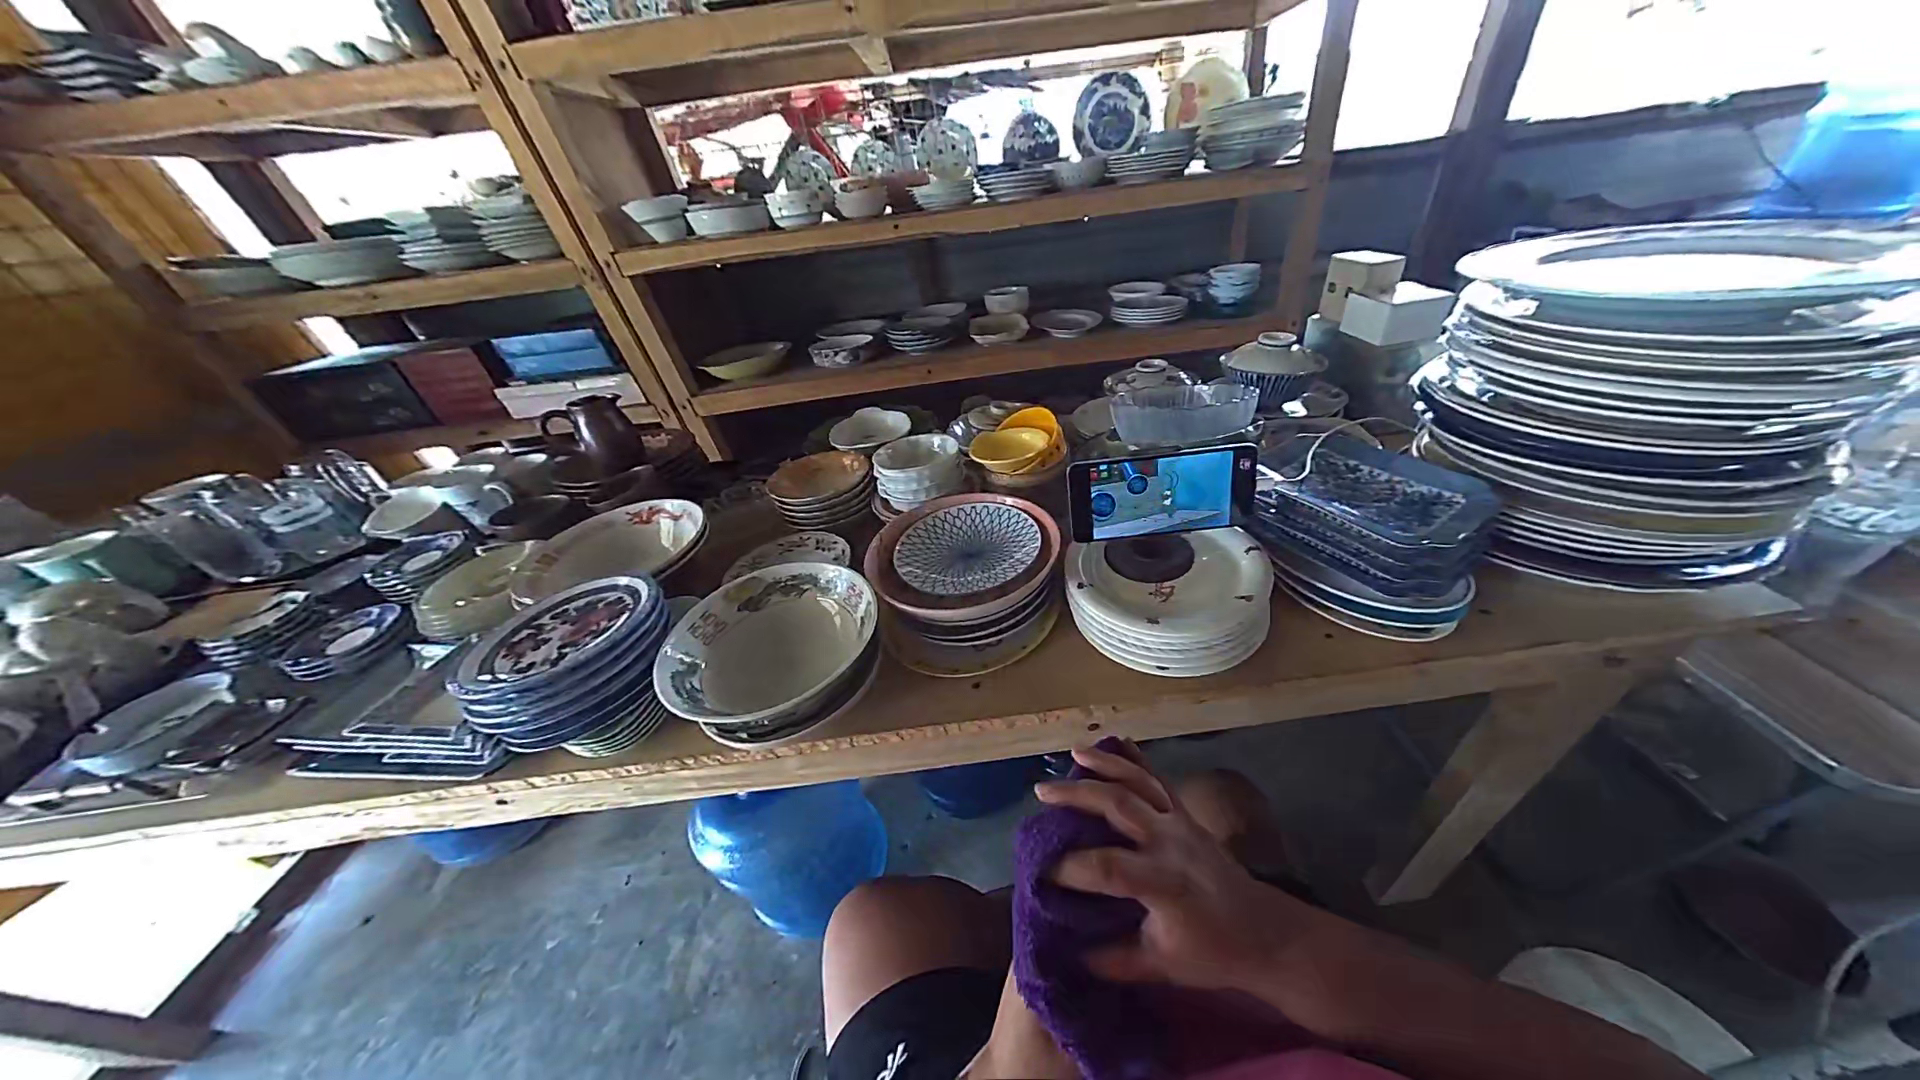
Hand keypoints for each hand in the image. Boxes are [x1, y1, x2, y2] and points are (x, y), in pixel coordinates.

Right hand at [1036, 741, 1300, 991]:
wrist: (1266, 932)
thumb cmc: (1213, 952)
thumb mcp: (1162, 966)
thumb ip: (1114, 960)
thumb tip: (1067, 954)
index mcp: (1163, 882)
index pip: (1107, 867)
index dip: (1070, 867)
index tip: (1039, 870)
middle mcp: (1169, 841)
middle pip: (1117, 804)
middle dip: (1076, 795)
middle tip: (1041, 794)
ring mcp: (1179, 821)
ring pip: (1138, 781)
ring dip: (1104, 764)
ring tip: (1073, 753)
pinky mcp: (1186, 813)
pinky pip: (1158, 779)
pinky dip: (1136, 758)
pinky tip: (1116, 741)